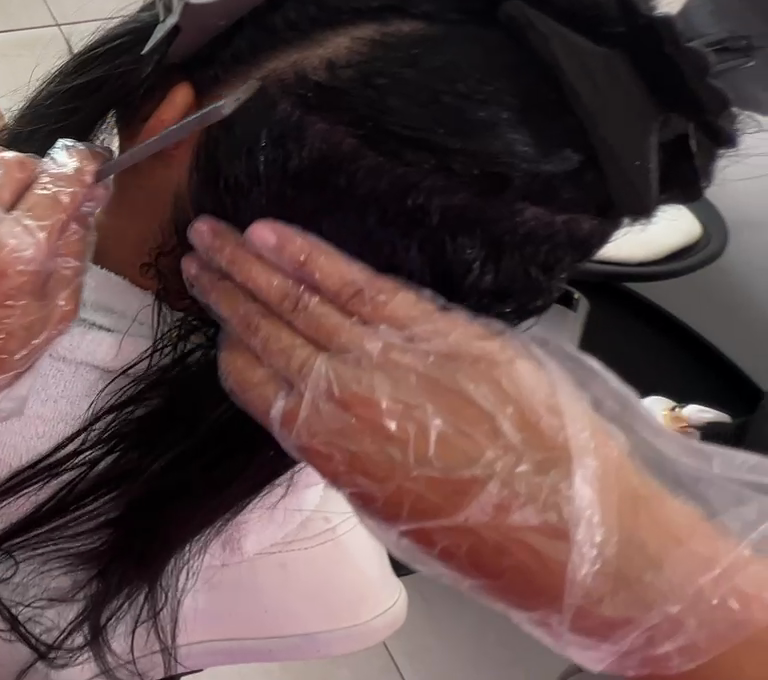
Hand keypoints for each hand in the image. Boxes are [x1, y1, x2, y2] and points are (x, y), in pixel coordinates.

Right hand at [182, 216, 767, 676]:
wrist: (593, 548)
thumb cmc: (476, 537)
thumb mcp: (369, 498)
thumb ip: (319, 435)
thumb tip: (295, 388)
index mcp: (317, 440)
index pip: (242, 374)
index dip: (226, 346)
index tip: (219, 327)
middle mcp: (340, 394)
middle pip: (259, 325)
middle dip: (219, 286)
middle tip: (188, 254)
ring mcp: (387, 358)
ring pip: (296, 297)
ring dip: (246, 261)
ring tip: (210, 233)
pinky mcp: (437, 332)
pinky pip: (357, 284)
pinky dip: (310, 256)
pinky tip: (272, 234)